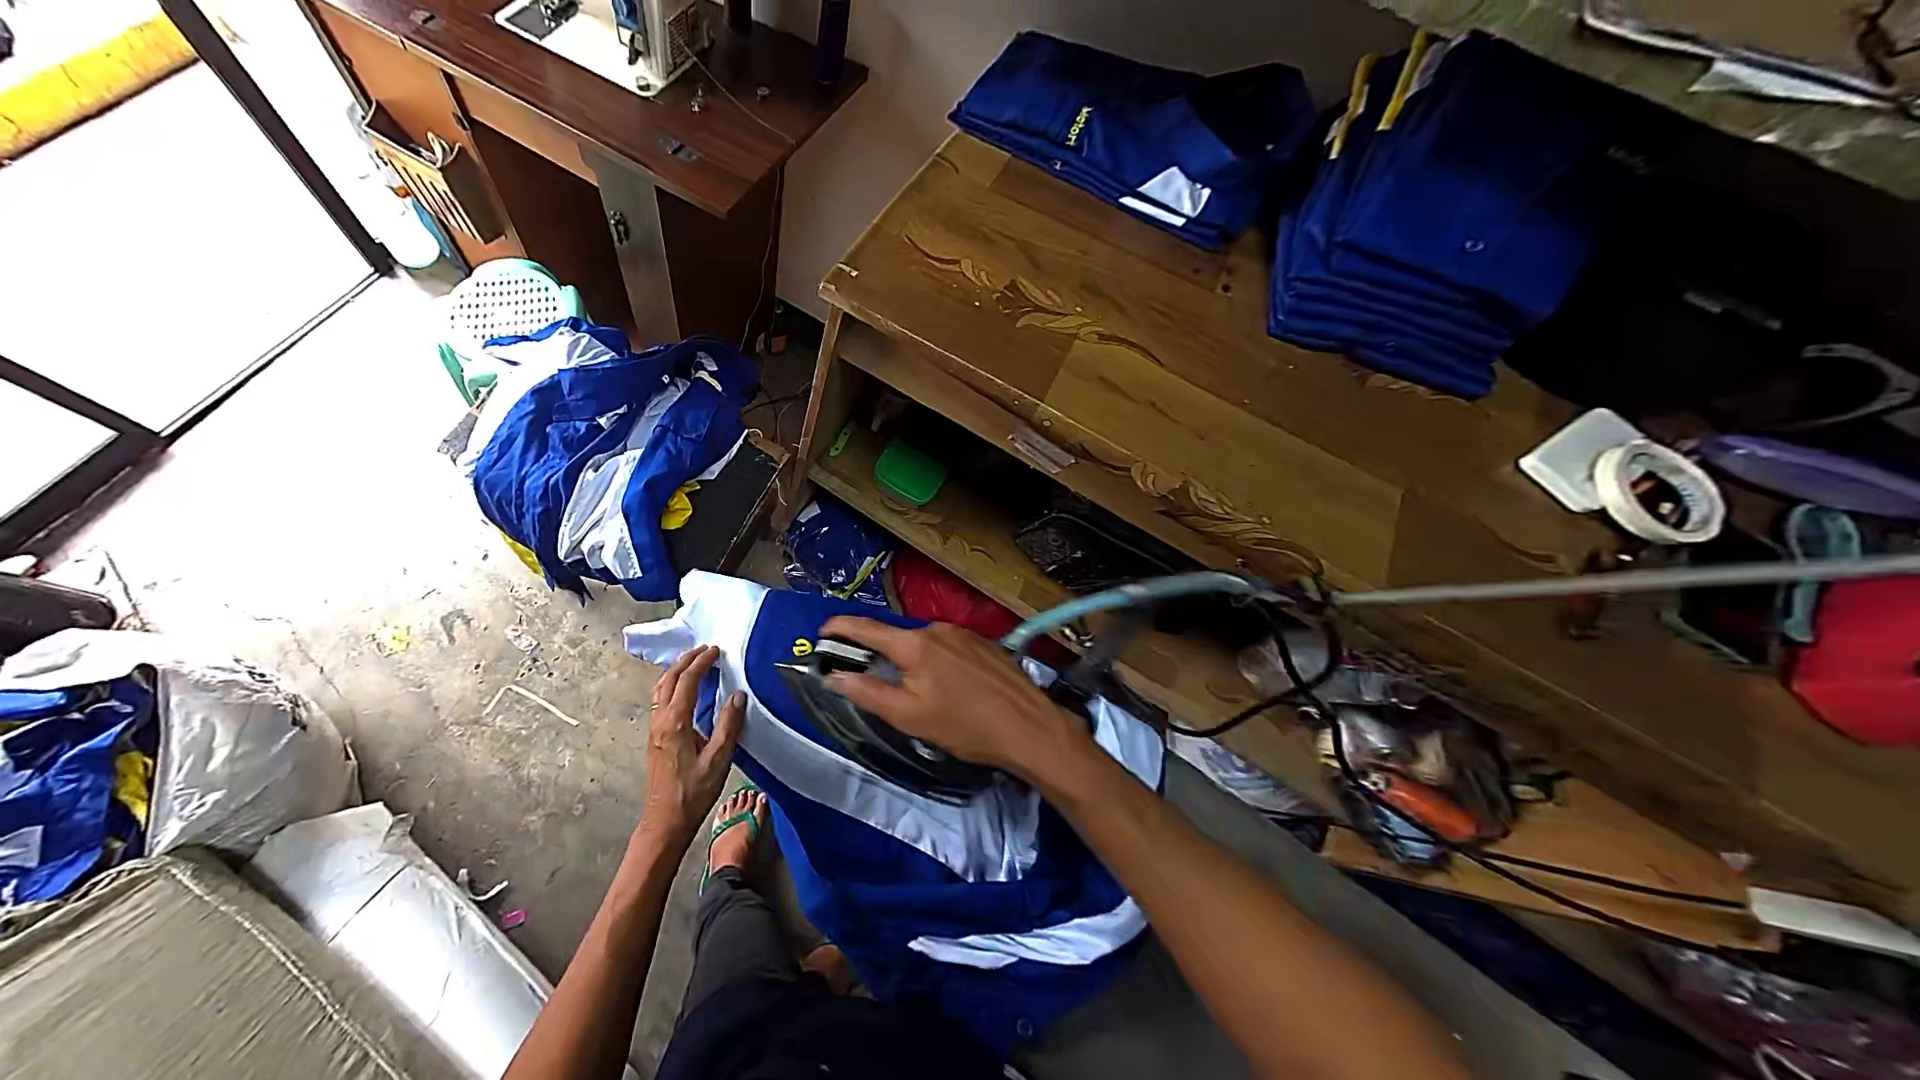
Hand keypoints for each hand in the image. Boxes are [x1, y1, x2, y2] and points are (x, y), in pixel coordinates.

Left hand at [638, 645, 743, 849]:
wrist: (666, 820)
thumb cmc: (694, 792)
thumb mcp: (719, 759)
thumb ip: (729, 725)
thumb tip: (738, 695)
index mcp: (675, 723)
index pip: (688, 681)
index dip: (702, 663)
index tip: (716, 651)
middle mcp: (660, 721)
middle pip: (669, 680)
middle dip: (687, 660)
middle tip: (706, 650)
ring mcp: (655, 729)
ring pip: (661, 689)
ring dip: (677, 671)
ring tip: (694, 662)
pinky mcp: (656, 737)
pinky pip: (660, 700)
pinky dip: (672, 684)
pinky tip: (684, 689)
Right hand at [819, 618, 1088, 784]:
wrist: (1029, 727)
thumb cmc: (965, 727)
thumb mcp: (909, 716)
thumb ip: (867, 692)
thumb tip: (832, 675)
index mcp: (914, 644)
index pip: (865, 628)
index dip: (839, 628)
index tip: (822, 633)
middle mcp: (937, 628)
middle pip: (896, 637)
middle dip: (879, 655)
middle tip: (874, 682)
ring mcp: (964, 632)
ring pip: (924, 643)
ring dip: (912, 661)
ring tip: (920, 693)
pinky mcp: (984, 642)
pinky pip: (948, 646)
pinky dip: (937, 661)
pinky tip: (950, 687)